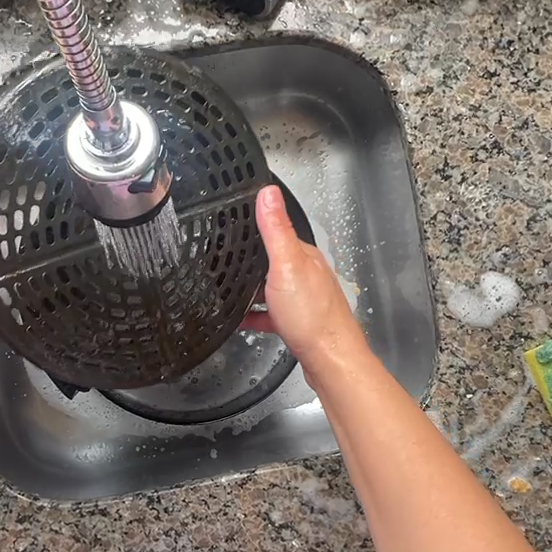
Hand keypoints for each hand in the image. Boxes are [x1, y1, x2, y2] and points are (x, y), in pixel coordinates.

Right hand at [241, 184, 368, 381]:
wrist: (329, 359)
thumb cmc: (312, 317)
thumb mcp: (287, 265)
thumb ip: (276, 230)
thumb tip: (269, 192)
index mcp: (303, 256)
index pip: (277, 232)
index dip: (254, 227)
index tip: (232, 223)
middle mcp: (306, 275)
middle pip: (271, 260)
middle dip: (248, 261)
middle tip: (222, 259)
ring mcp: (303, 299)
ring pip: (270, 287)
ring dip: (250, 289)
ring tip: (227, 290)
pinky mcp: (298, 322)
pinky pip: (271, 313)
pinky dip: (255, 314)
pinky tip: (243, 320)